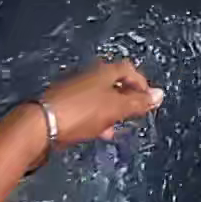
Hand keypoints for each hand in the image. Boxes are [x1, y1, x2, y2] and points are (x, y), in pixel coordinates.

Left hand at [39, 61, 164, 145]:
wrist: (39, 125)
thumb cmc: (82, 112)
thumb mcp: (115, 109)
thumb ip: (137, 103)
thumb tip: (160, 94)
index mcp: (105, 71)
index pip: (129, 69)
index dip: (141, 83)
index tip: (149, 100)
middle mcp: (90, 75)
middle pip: (115, 82)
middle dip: (127, 97)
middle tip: (135, 112)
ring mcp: (75, 89)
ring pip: (101, 96)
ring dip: (112, 109)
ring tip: (118, 126)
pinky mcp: (64, 104)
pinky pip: (88, 108)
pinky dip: (97, 117)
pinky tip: (98, 131)